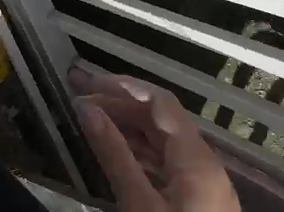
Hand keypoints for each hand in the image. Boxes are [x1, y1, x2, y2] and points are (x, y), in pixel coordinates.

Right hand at [72, 69, 238, 211]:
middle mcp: (205, 165)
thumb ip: (113, 153)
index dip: (120, 86)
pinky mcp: (200, 204)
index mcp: (197, 160)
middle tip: (77, 98)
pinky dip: (139, 150)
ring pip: (163, 140)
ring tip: (89, 122)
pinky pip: (167, 163)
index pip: (158, 102)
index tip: (83, 82)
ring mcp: (205, 186)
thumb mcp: (138, 206)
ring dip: (127, 126)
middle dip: (119, 103)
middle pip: (161, 118)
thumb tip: (85, 107)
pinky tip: (115, 153)